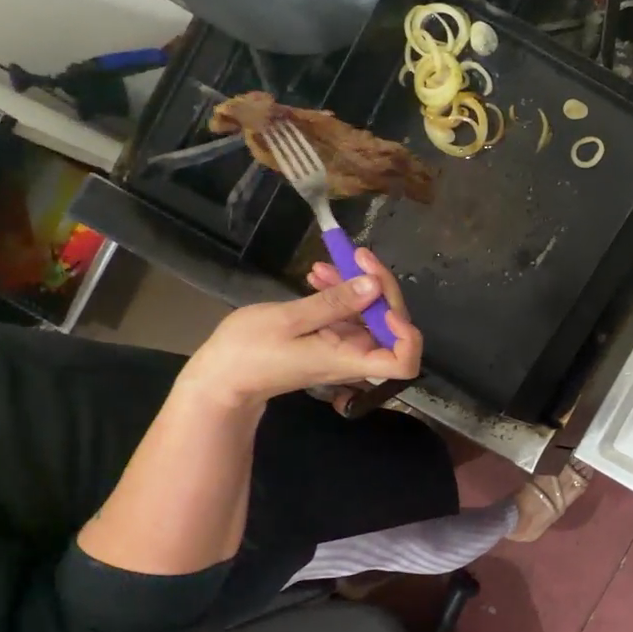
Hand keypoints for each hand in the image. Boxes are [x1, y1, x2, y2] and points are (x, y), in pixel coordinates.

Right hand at [179, 248, 421, 406]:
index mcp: (353, 360)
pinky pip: (350, 315)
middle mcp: (359, 356)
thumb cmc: (249, 352)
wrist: (224, 375)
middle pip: (393, 327)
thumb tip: (373, 286)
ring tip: (325, 264)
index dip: (407, 335)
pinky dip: (340, 294)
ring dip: (356, 286)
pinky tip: (318, 275)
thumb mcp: (288, 320)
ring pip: (371, 315)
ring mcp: (348, 347)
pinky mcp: (335, 338)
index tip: (387, 305)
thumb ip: (334, 304)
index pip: (404, 362)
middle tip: (357, 256)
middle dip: (380, 290)